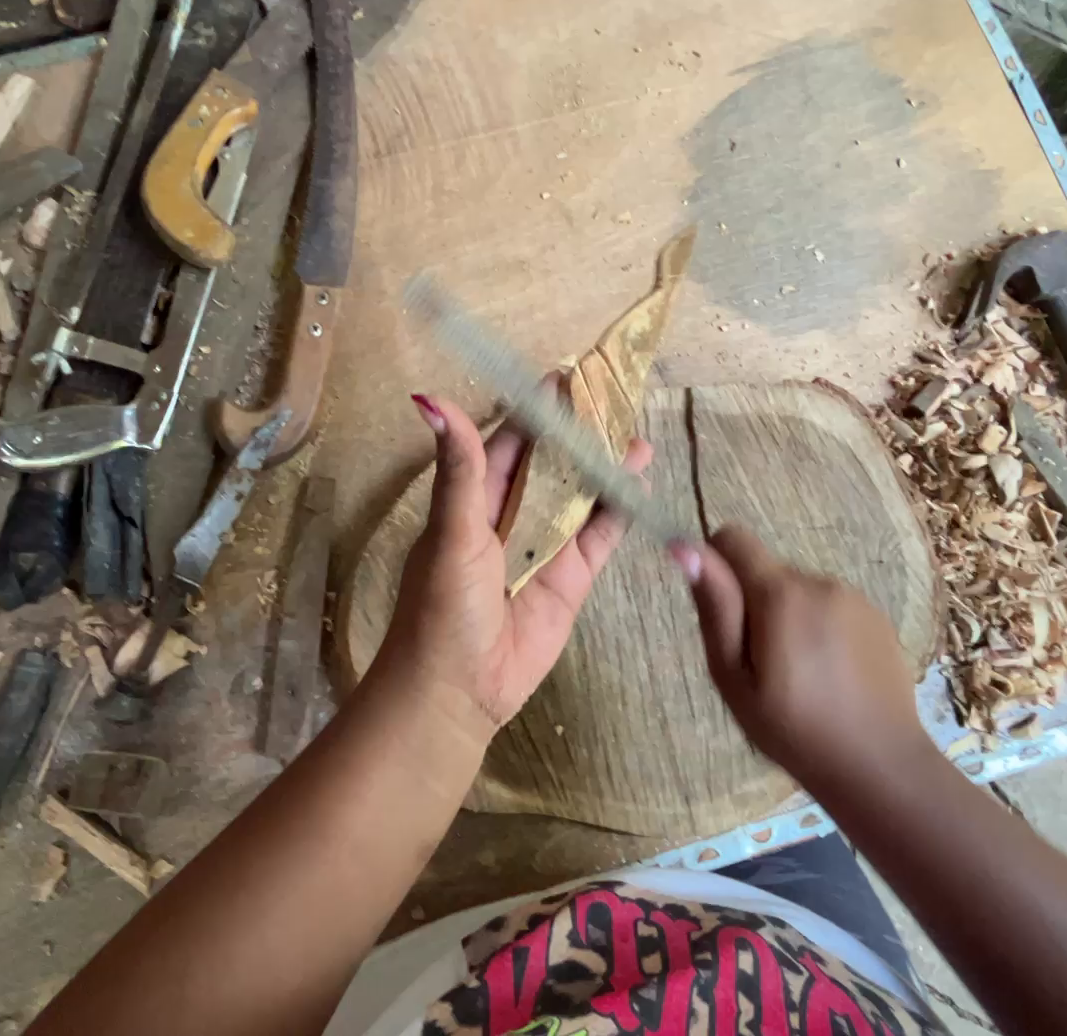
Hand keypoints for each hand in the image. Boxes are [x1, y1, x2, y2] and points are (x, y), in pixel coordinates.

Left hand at [371, 393, 652, 739]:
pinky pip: (598, 539)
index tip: (565, 377)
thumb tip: (426, 397)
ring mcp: (542, 548)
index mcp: (472, 500)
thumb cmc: (443, 604)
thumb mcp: (452, 529)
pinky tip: (639, 484)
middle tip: (616, 399)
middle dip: (578, 435)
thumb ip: (458, 467)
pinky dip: (617, 513)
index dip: (535, 413)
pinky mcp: (569, 580)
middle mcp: (508, 518)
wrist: (458, 687)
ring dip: (603, 470)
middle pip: (549, 466)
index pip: (509, 444)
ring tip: (637, 438)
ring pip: (578, 498)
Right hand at [669, 527, 927, 782]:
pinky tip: (826, 675)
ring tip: (794, 674)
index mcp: (781, 592)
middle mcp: (821, 581)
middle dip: (751, 603)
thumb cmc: (790, 727)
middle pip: (766, 570)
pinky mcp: (878, 619)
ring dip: (785, 617)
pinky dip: (817, 628)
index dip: (714, 565)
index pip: (733, 538)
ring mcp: (855, 599)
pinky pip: (829, 607)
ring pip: (797, 590)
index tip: (719, 613)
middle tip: (756, 663)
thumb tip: (684, 546)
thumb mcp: (732, 674)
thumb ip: (713, 606)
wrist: (879, 768)